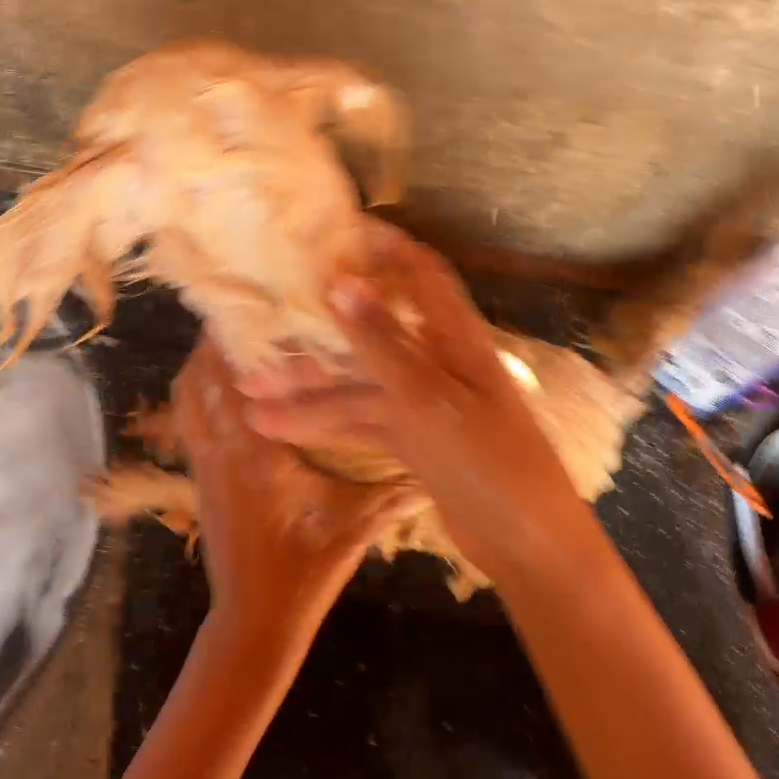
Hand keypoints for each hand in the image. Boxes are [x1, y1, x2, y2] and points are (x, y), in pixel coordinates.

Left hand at [172, 336, 421, 629]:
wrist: (254, 620)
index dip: (238, 337)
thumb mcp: (357, 525)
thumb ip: (396, 490)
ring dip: (202, 368)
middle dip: (216, 342)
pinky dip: (199, 397)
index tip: (255, 306)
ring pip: (187, 399)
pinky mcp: (199, 480)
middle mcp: (222, 447)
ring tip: (232, 345)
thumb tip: (436, 465)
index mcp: (258, 450)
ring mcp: (205, 464)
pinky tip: (226, 392)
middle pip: (199, 378)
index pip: (235, 377)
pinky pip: (189, 423)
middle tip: (246, 316)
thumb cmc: (306, 567)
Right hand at [236, 217, 583, 576]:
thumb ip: (383, 344)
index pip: (418, 272)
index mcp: (454, 338)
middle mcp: (437, 362)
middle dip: (318, 331)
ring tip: (248, 389)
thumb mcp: (431, 401)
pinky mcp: (415, 441)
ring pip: (358, 383)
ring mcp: (424, 404)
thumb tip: (340, 283)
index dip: (381, 247)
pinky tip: (276, 427)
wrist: (530, 547)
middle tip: (261, 327)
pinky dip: (323, 421)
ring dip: (308, 386)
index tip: (330, 232)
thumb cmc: (491, 464)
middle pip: (372, 332)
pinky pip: (361, 420)